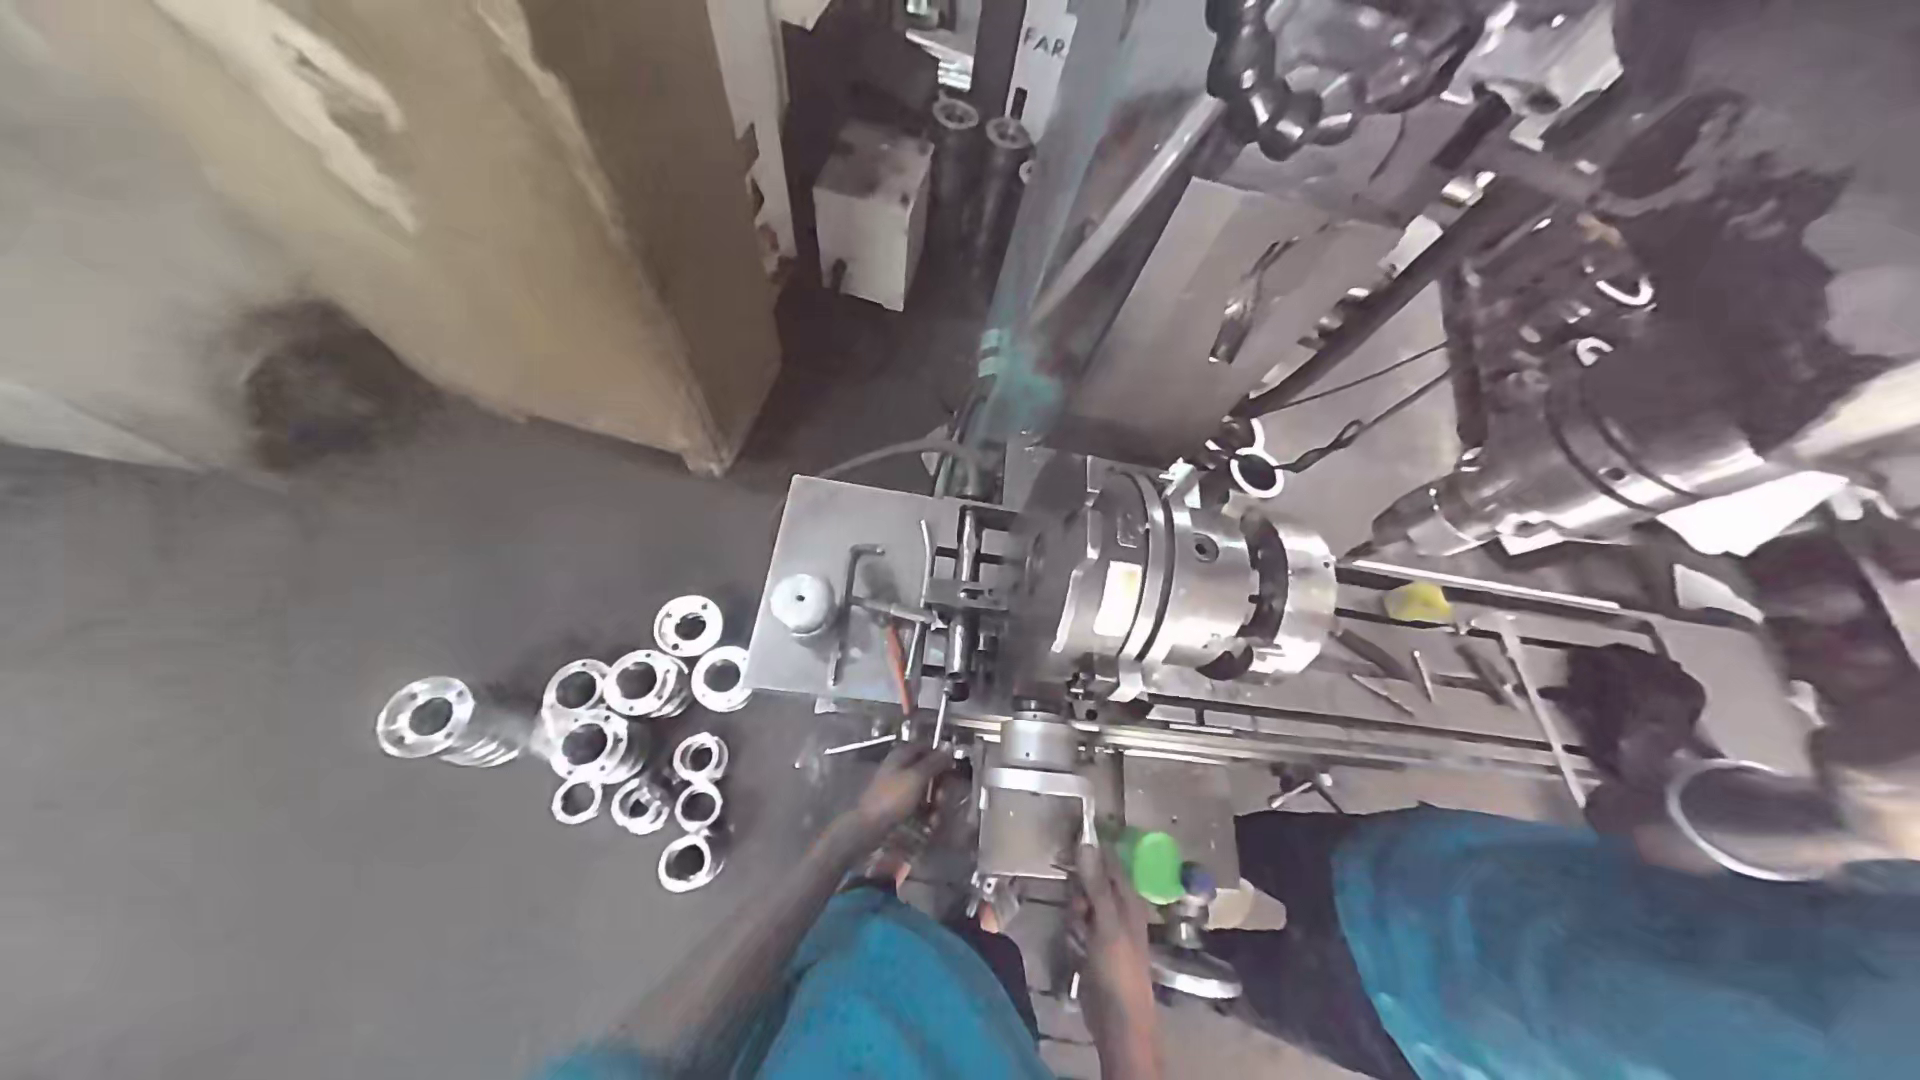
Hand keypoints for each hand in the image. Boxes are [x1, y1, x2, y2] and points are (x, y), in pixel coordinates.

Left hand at [849, 743, 952, 838]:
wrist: (868, 827)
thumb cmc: (893, 798)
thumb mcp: (916, 777)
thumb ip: (933, 762)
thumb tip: (948, 746)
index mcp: (901, 755)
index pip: (925, 746)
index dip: (940, 755)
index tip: (952, 768)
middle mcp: (899, 767)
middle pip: (926, 769)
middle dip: (938, 784)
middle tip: (942, 798)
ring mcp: (897, 785)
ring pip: (923, 788)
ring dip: (934, 801)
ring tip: (936, 816)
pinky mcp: (896, 803)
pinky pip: (916, 802)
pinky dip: (925, 811)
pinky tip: (930, 822)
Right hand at [1072, 844, 1159, 1075]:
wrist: (1119, 1022)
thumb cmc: (1119, 968)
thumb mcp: (1106, 922)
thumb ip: (1095, 883)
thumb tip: (1086, 842)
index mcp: (1128, 899)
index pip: (1109, 861)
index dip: (1090, 851)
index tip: (1066, 844)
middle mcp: (1118, 908)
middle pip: (1090, 882)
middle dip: (1078, 891)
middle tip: (1078, 908)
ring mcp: (1105, 928)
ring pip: (1080, 903)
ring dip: (1074, 914)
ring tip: (1078, 933)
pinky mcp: (1092, 946)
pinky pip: (1076, 925)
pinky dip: (1073, 932)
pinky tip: (1075, 947)